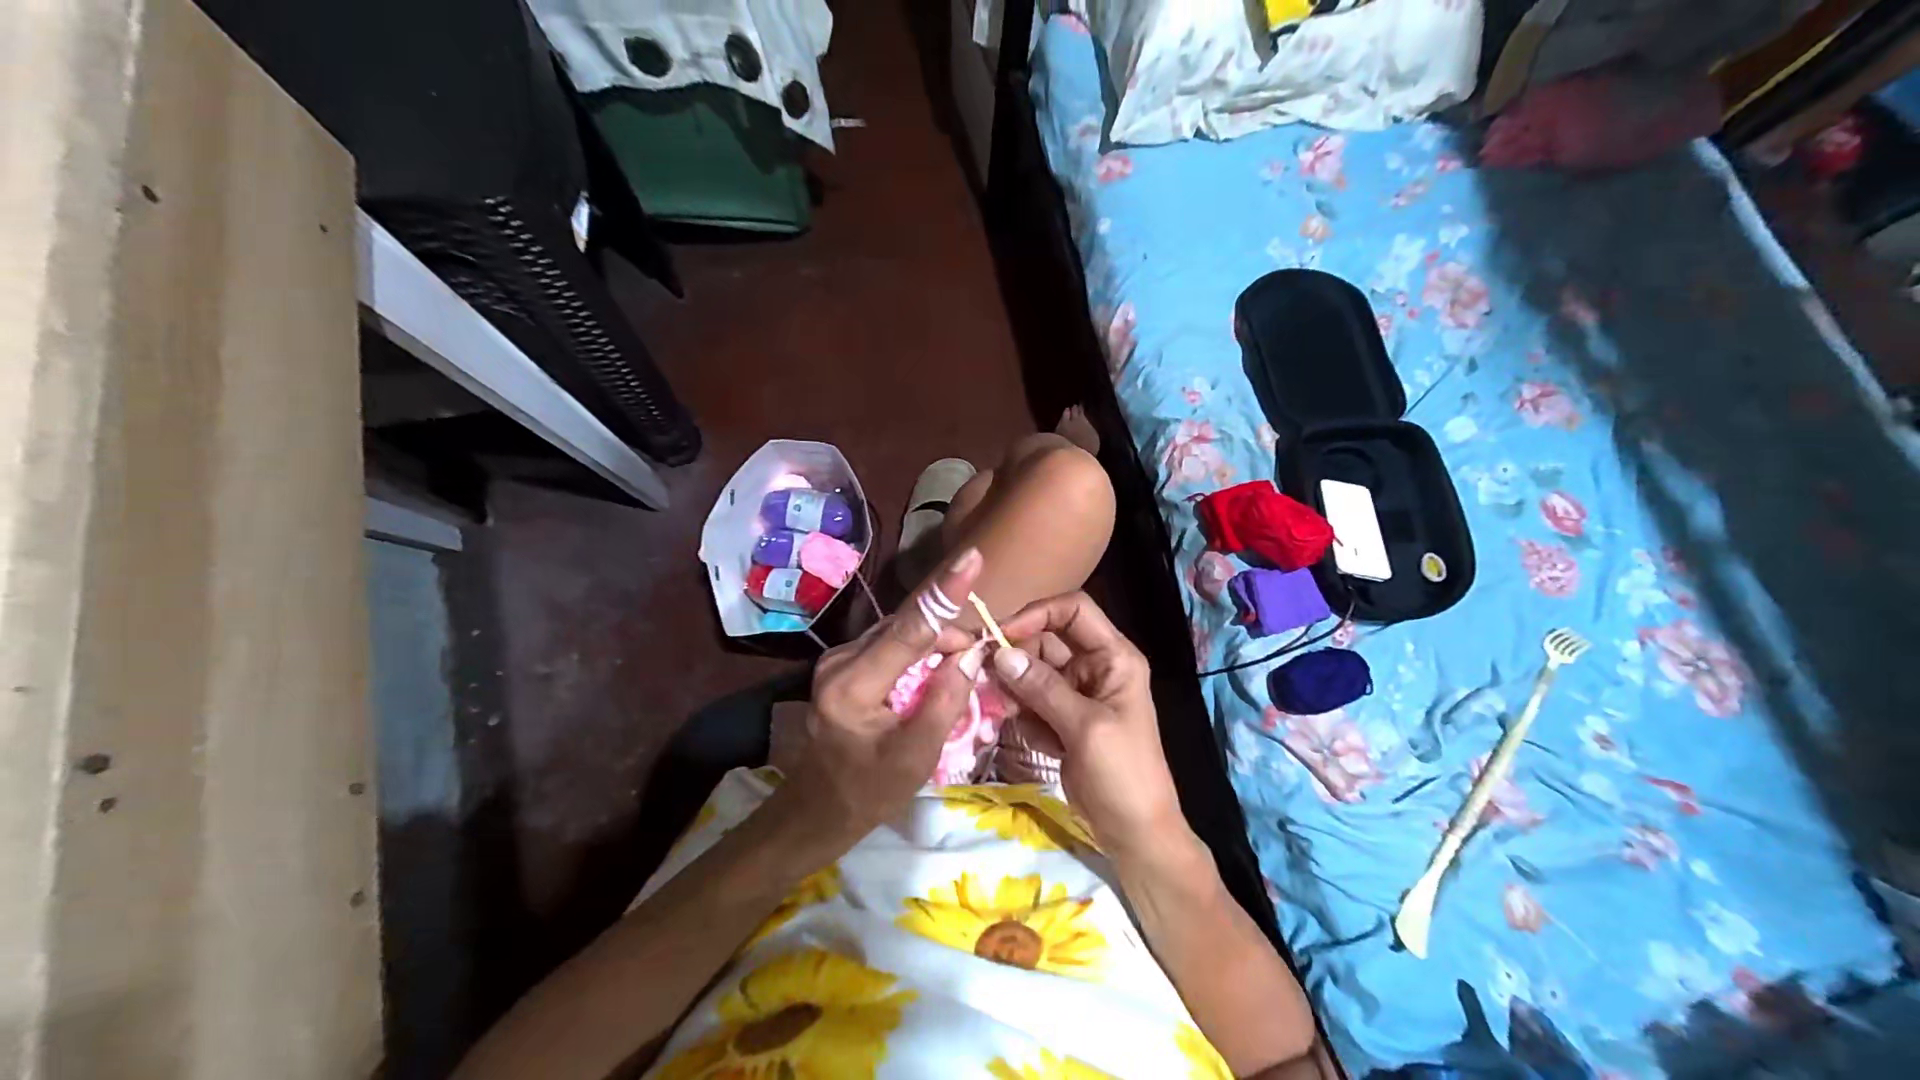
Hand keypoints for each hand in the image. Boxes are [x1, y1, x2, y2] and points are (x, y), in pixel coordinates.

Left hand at [765, 548, 986, 854]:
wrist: (818, 810)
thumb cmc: (868, 792)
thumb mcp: (916, 756)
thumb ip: (945, 700)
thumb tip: (972, 653)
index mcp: (852, 685)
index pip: (907, 630)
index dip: (943, 594)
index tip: (971, 558)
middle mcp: (839, 661)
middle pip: (905, 627)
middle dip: (946, 633)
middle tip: (979, 655)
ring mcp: (838, 661)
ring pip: (899, 634)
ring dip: (934, 643)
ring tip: (962, 665)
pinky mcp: (844, 666)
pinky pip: (890, 647)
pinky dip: (918, 654)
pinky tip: (936, 671)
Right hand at [990, 591, 1187, 855]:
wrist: (1135, 833)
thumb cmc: (1122, 774)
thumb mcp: (1084, 727)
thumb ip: (1042, 687)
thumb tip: (999, 654)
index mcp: (1113, 657)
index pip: (1073, 610)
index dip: (1037, 614)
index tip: (1001, 635)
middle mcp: (1095, 666)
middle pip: (1045, 640)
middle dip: (1017, 658)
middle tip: (988, 680)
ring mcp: (1077, 693)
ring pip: (1033, 671)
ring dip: (1017, 690)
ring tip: (1012, 716)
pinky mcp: (1062, 718)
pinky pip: (1032, 700)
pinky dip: (1026, 715)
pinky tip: (1040, 743)